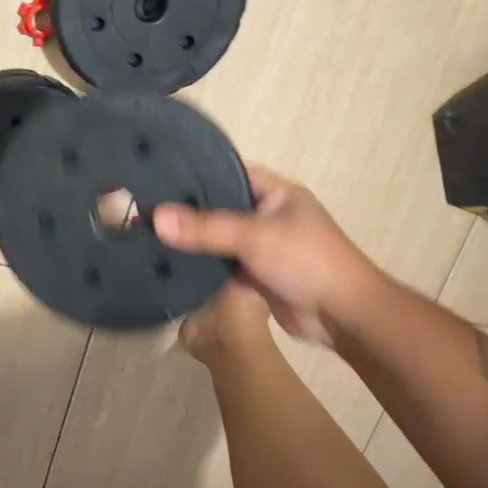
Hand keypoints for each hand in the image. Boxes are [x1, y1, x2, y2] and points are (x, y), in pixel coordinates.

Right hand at [153, 165, 384, 344]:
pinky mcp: (258, 274)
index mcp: (276, 192)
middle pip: (220, 207)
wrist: (343, 315)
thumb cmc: (306, 261)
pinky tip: (171, 263)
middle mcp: (268, 214)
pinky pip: (224, 264)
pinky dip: (203, 265)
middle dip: (188, 211)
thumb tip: (155, 217)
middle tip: (143, 209)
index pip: (228, 172)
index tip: (157, 178)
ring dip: (194, 241)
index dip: (195, 174)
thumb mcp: (254, 236)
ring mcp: (263, 246)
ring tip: (148, 233)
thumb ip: (205, 227)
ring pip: (220, 238)